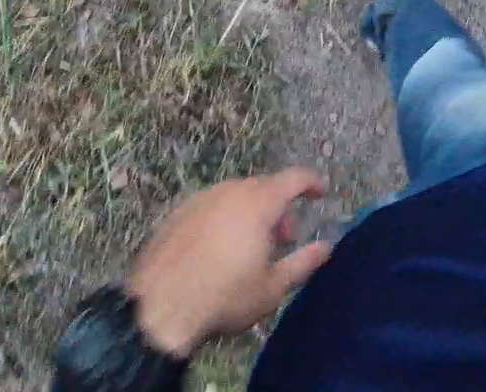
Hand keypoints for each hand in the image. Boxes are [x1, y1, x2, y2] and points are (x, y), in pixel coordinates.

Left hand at [126, 168, 332, 356]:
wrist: (158, 307)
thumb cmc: (224, 296)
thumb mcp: (271, 288)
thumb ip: (303, 263)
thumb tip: (327, 247)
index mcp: (259, 202)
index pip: (294, 178)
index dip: (312, 182)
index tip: (322, 193)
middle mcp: (230, 190)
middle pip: (264, 187)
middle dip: (280, 207)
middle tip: (283, 239)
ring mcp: (201, 198)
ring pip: (236, 195)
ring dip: (252, 212)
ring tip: (250, 247)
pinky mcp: (178, 212)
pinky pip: (212, 206)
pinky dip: (225, 218)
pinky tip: (218, 249)